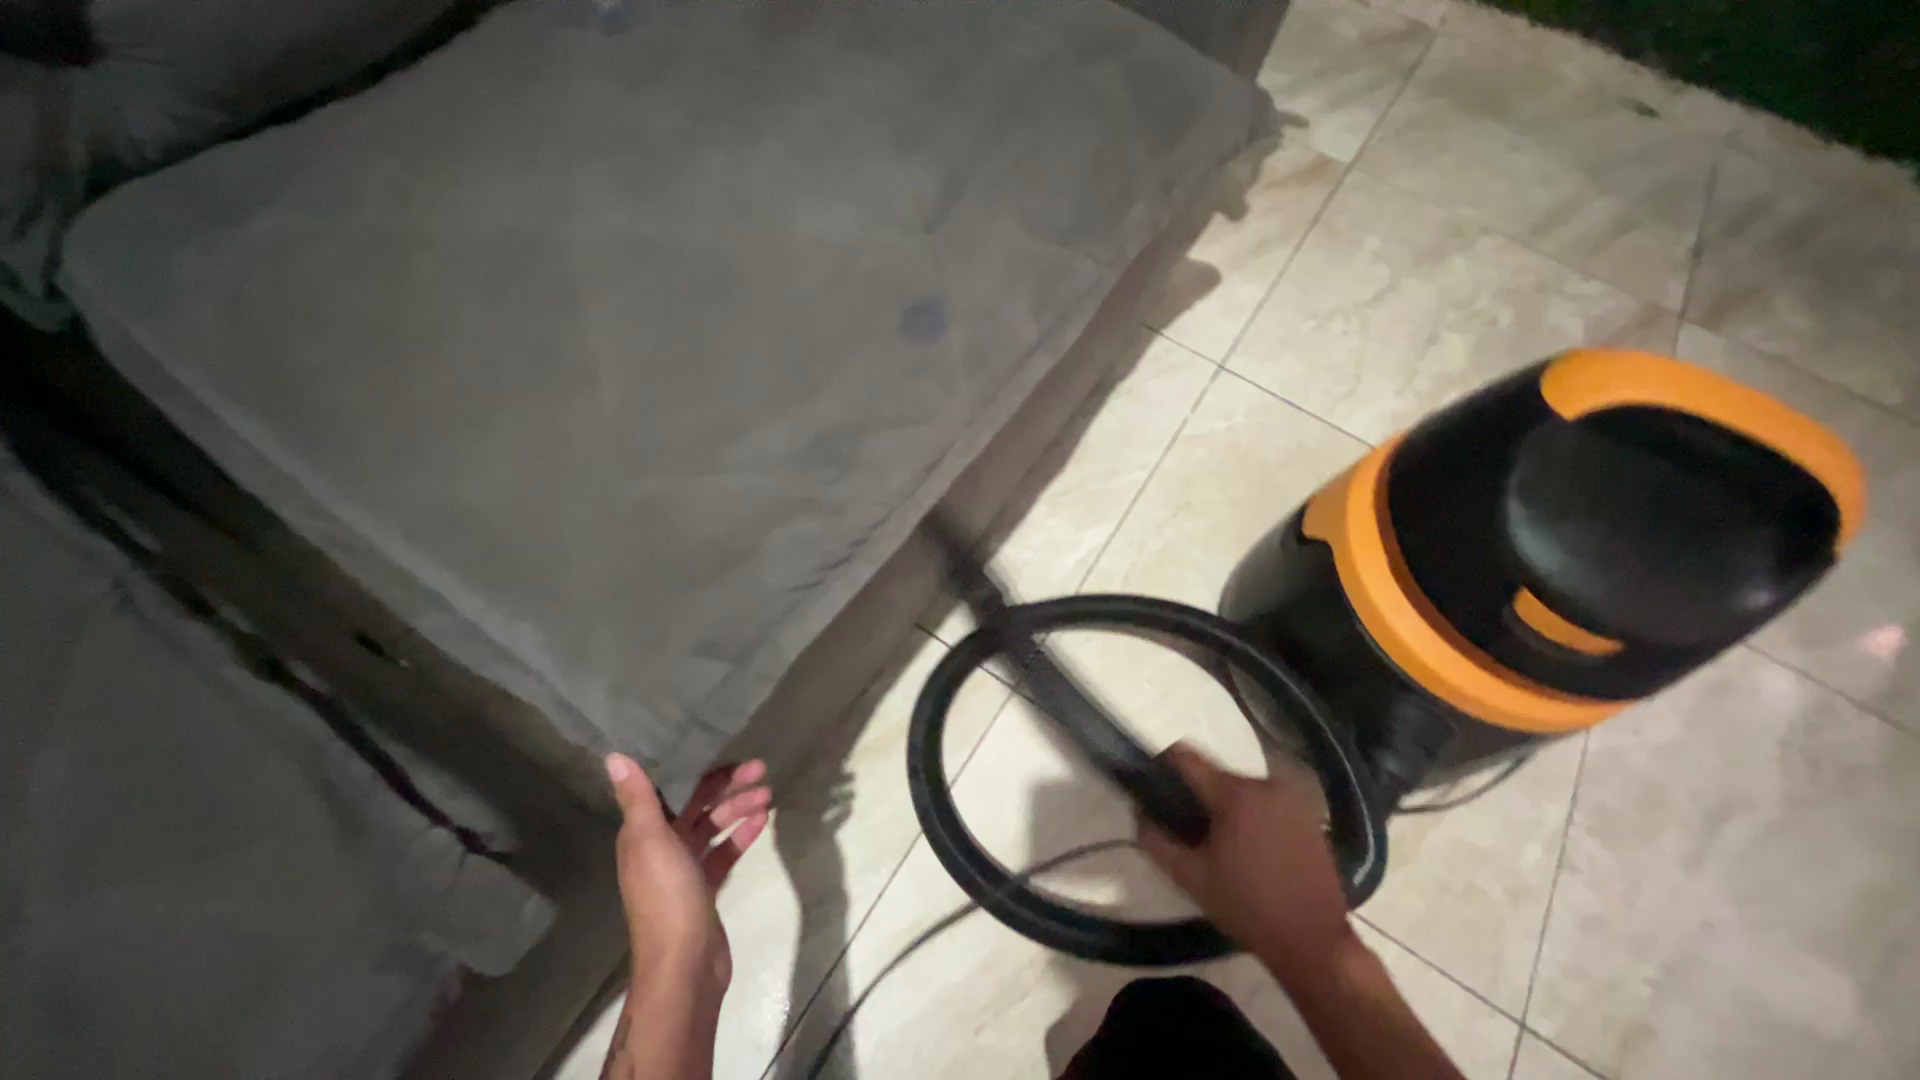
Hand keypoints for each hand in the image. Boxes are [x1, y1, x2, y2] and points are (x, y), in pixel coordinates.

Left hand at [606, 753, 771, 995]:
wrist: (685, 965)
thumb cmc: (667, 897)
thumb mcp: (651, 842)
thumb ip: (637, 799)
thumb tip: (614, 755)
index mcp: (643, 835)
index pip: (671, 791)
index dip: (698, 771)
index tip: (727, 751)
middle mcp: (660, 848)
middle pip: (696, 807)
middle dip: (726, 787)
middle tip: (761, 768)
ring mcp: (684, 870)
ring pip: (713, 828)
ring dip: (738, 809)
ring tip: (768, 793)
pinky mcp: (705, 888)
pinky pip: (724, 852)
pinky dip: (741, 836)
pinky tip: (762, 822)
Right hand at [1135, 742, 1354, 968]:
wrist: (1314, 942)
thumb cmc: (1247, 907)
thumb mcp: (1191, 878)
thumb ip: (1157, 842)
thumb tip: (1139, 816)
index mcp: (1235, 794)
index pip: (1188, 757)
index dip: (1164, 762)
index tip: (1151, 778)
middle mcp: (1265, 784)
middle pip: (1217, 775)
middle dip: (1198, 795)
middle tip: (1186, 828)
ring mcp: (1292, 799)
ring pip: (1243, 790)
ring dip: (1227, 807)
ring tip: (1220, 842)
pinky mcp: (1310, 816)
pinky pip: (1267, 803)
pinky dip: (1253, 816)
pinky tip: (1251, 849)